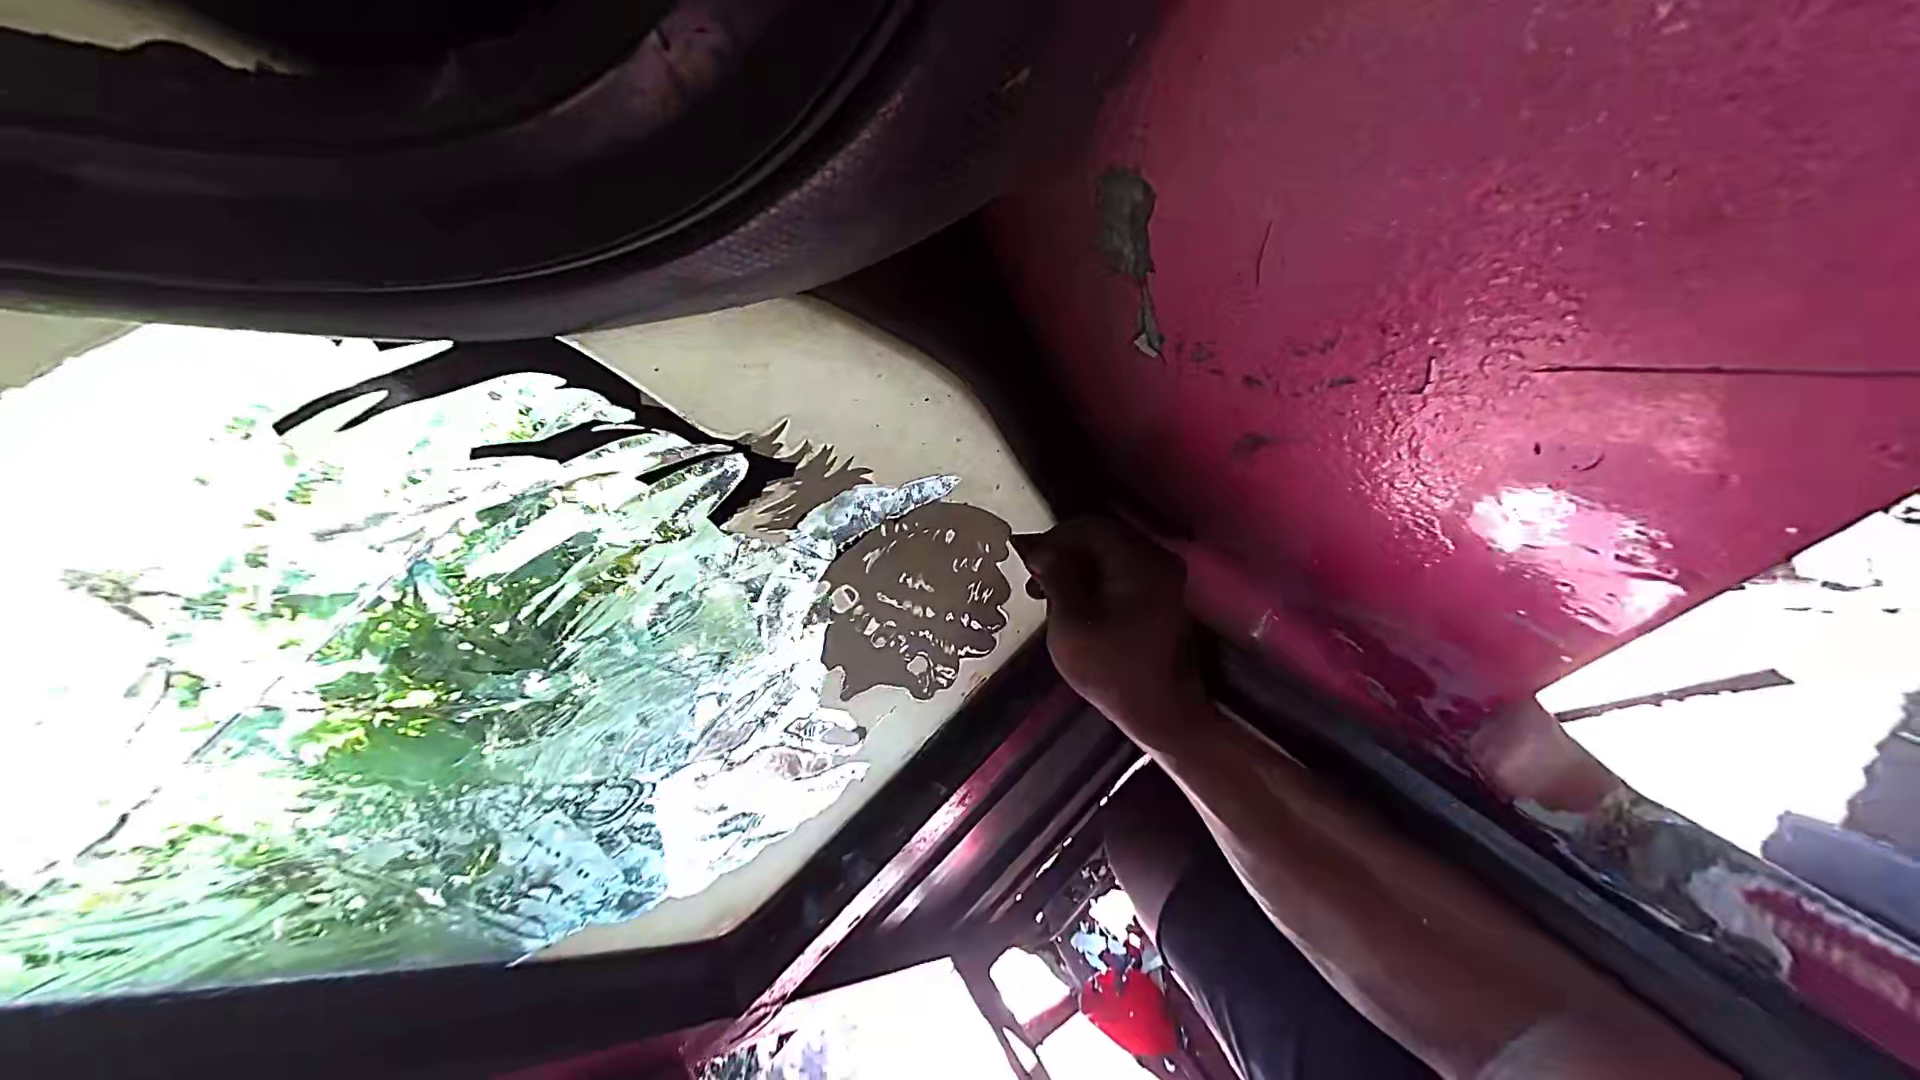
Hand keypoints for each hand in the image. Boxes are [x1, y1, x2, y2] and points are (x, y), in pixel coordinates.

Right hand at [1013, 516, 1209, 745]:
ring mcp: (1159, 575)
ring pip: (1106, 551)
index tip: (1021, 556)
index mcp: (1140, 562)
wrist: (1158, 711)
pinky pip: (1117, 568)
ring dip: (1072, 563)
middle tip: (1029, 572)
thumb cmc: (1111, 670)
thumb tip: (1034, 545)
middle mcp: (1156, 559)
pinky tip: (1065, 596)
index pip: (1090, 527)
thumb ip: (1055, 576)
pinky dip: (1089, 576)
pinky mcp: (1155, 592)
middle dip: (1060, 550)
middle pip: (1100, 535)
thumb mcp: (1071, 622)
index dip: (1052, 538)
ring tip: (1041, 588)